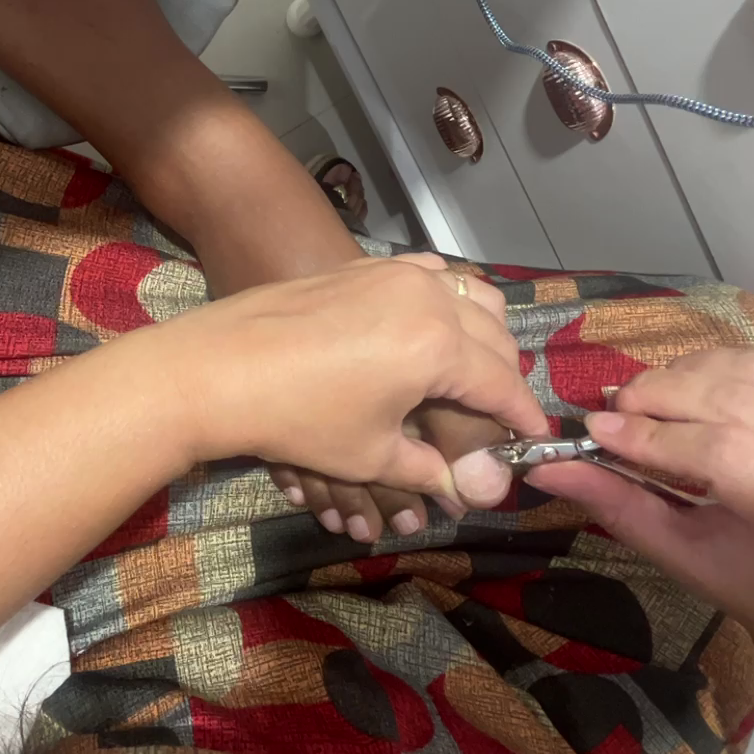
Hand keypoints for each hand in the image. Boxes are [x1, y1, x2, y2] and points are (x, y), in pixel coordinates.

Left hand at [121, 255, 545, 509]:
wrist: (218, 368)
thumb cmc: (297, 418)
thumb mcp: (370, 454)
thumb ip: (429, 467)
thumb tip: (464, 487)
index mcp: (439, 345)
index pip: (502, 383)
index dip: (523, 416)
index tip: (535, 439)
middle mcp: (426, 296)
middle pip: (494, 335)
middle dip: (506, 376)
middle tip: (500, 413)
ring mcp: (391, 272)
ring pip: (466, 294)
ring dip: (482, 330)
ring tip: (473, 369)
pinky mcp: (361, 266)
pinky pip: (427, 274)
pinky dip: (445, 297)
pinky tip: (432, 322)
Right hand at [521, 347, 753, 665]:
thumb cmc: (752, 585)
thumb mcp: (677, 555)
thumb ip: (613, 503)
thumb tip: (541, 467)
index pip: (730, 455)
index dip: (655, 435)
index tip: (596, 431)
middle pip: (745, 400)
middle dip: (664, 395)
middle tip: (619, 408)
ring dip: (693, 372)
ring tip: (657, 396)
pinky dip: (731, 362)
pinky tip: (705, 387)